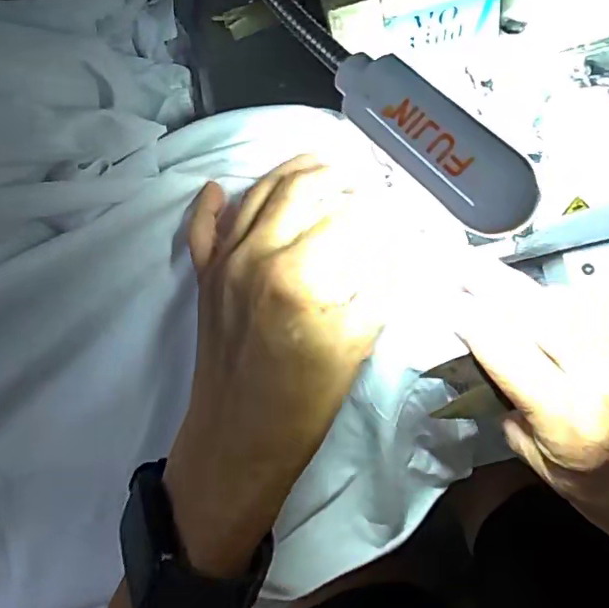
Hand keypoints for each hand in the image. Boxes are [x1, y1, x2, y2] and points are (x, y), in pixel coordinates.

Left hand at [164, 156, 388, 576]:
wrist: (235, 445)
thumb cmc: (303, 403)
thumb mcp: (357, 345)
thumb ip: (383, 287)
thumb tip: (406, 245)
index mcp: (298, 274)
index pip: (348, 218)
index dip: (378, 206)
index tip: (398, 201)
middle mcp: (256, 255)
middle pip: (301, 189)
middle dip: (336, 174)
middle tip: (362, 174)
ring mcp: (224, 262)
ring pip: (258, 194)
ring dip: (289, 171)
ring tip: (319, 162)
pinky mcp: (205, 277)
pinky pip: (202, 229)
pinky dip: (210, 205)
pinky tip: (217, 186)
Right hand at [456, 267, 608, 584]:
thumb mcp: (539, 462)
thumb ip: (509, 399)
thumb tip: (479, 346)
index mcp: (574, 421)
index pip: (503, 345)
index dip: (470, 318)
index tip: (447, 299)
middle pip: (534, 308)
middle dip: (492, 284)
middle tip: (464, 265)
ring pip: (570, 297)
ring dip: (540, 298)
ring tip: (525, 305)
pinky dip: (585, 306)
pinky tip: (579, 323)